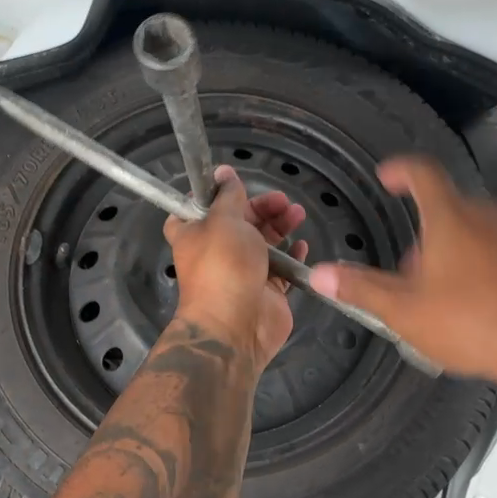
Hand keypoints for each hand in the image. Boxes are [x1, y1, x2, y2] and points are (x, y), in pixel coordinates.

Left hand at [165, 166, 307, 369]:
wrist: (236, 324)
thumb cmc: (223, 265)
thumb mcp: (223, 219)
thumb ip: (229, 196)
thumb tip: (224, 173)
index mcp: (194, 234)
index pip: (197, 208)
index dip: (214, 194)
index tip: (234, 183)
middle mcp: (216, 252)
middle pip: (240, 222)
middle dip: (261, 208)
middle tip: (282, 201)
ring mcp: (242, 273)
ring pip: (263, 243)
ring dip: (280, 227)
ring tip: (297, 216)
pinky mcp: (266, 291)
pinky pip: (282, 269)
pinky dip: (292, 256)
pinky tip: (301, 247)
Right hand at [307, 156, 496, 389]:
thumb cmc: (480, 324)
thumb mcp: (405, 311)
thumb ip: (362, 289)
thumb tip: (324, 276)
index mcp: (451, 218)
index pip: (421, 174)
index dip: (400, 170)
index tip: (389, 175)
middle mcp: (490, 218)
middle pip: (449, 211)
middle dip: (425, 236)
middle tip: (411, 271)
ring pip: (479, 236)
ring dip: (456, 256)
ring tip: (445, 299)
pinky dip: (487, 273)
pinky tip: (482, 311)